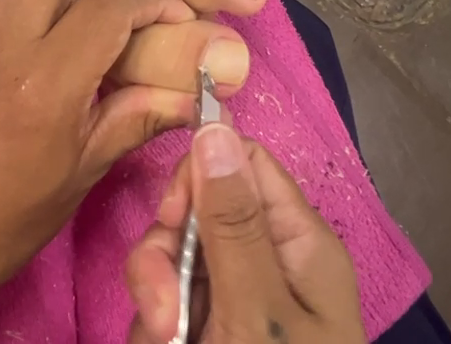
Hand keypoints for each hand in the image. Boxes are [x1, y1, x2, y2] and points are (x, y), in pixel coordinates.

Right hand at [124, 125, 364, 343]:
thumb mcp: (258, 315)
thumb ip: (233, 223)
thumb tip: (215, 126)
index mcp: (297, 243)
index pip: (243, 163)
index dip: (200, 175)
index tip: (172, 213)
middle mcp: (265, 263)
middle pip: (195, 211)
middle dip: (164, 255)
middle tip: (164, 311)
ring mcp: (233, 303)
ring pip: (170, 263)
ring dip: (153, 305)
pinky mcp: (204, 333)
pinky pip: (163, 310)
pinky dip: (154, 332)